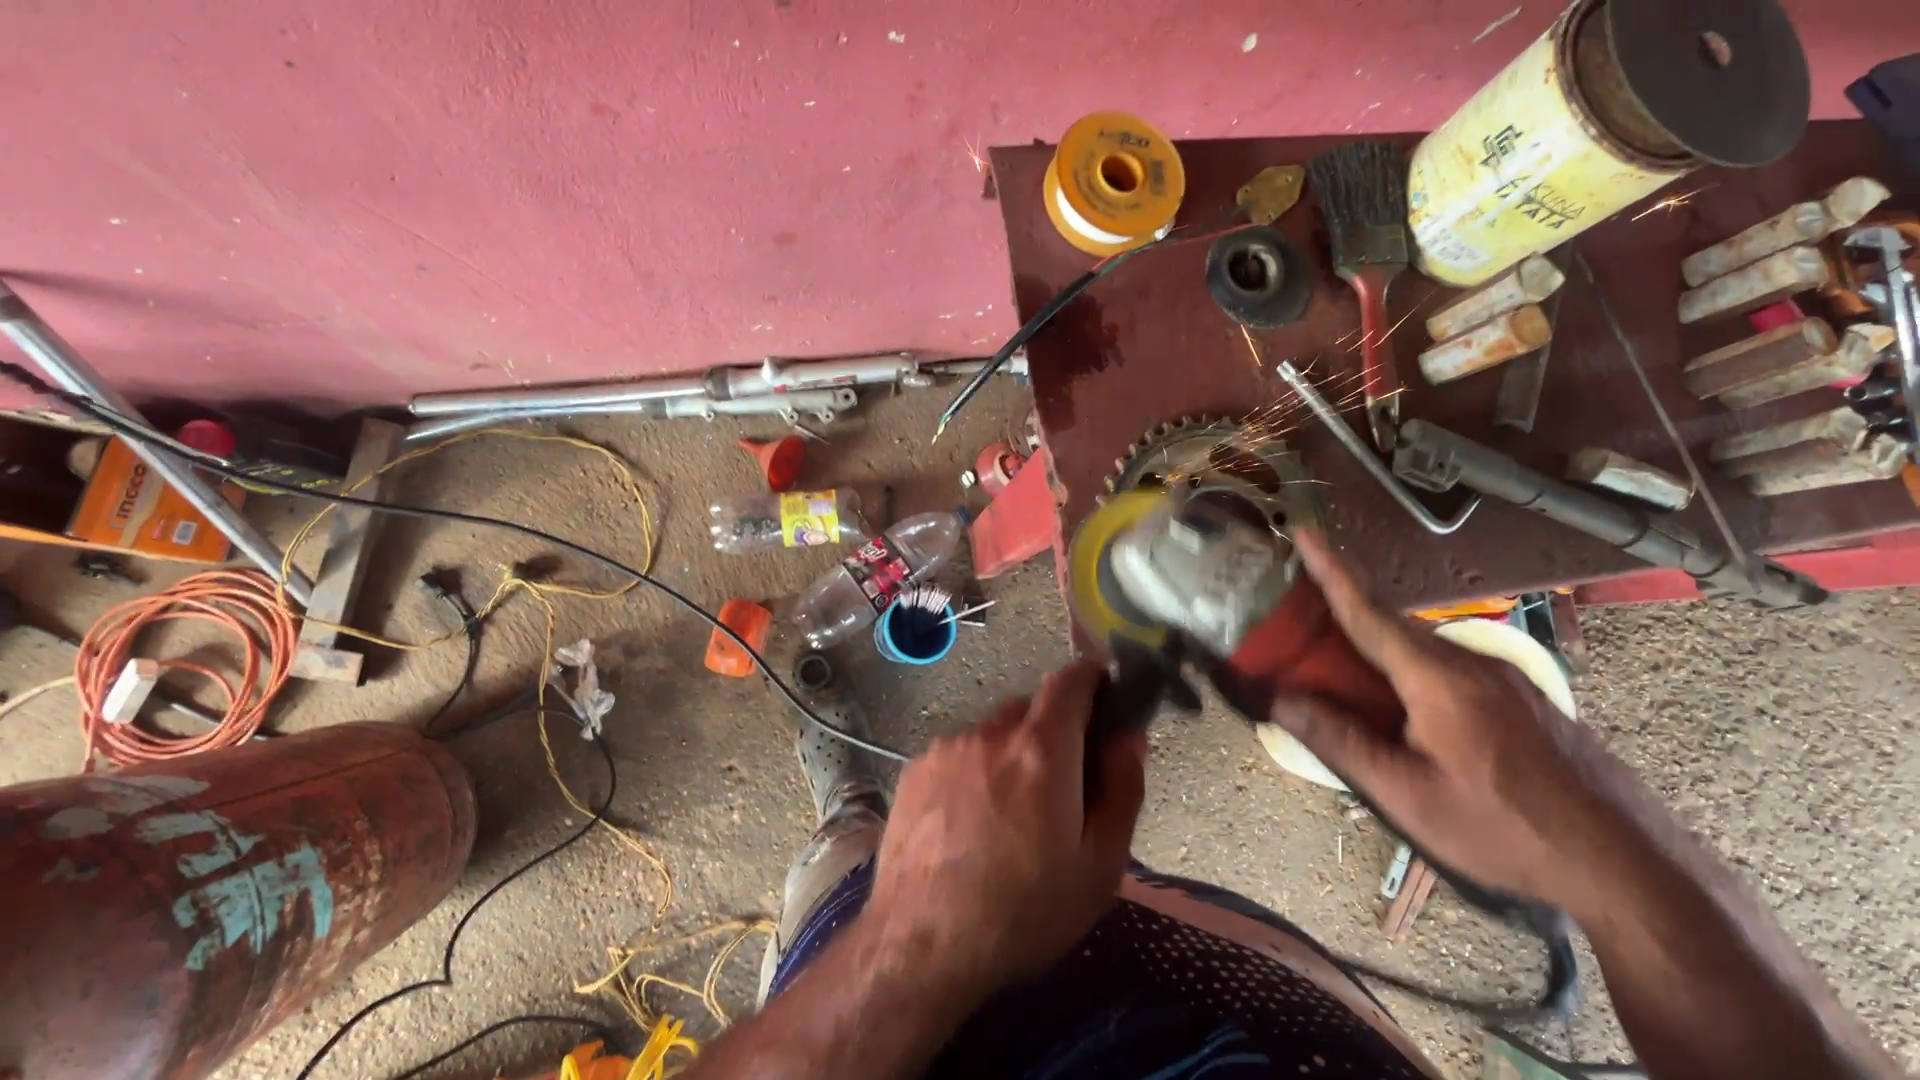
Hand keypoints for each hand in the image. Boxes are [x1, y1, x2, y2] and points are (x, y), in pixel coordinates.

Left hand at [864, 659, 1146, 1003]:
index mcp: (1043, 749)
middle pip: (1030, 709)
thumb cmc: (1025, 912)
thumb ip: (1123, 788)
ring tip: (1010, 813)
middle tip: (1062, 782)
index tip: (1104, 692)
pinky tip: (969, 821)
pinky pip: (957, 754)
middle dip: (1053, 730)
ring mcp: (944, 750)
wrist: (922, 946)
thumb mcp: (1100, 864)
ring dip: (1010, 753)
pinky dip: (974, 770)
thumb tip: (1129, 737)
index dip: (1091, 678)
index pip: (1070, 681)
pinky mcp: (912, 771)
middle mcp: (990, 733)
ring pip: (991, 732)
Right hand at [1270, 530, 1647, 911]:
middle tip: (1301, 610)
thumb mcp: (1407, 795)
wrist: (1624, 863)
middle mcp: (1472, 664)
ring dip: (1379, 644)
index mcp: (1438, 679)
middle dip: (1346, 609)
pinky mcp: (1523, 699)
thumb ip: (1340, 742)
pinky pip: (1450, 667)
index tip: (1305, 530)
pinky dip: (1411, 668)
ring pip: (1424, 647)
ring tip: (1342, 662)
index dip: (1330, 570)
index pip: (1369, 612)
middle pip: (1394, 625)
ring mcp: (1505, 679)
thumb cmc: (1505, 830)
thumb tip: (1279, 700)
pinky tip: (1404, 702)